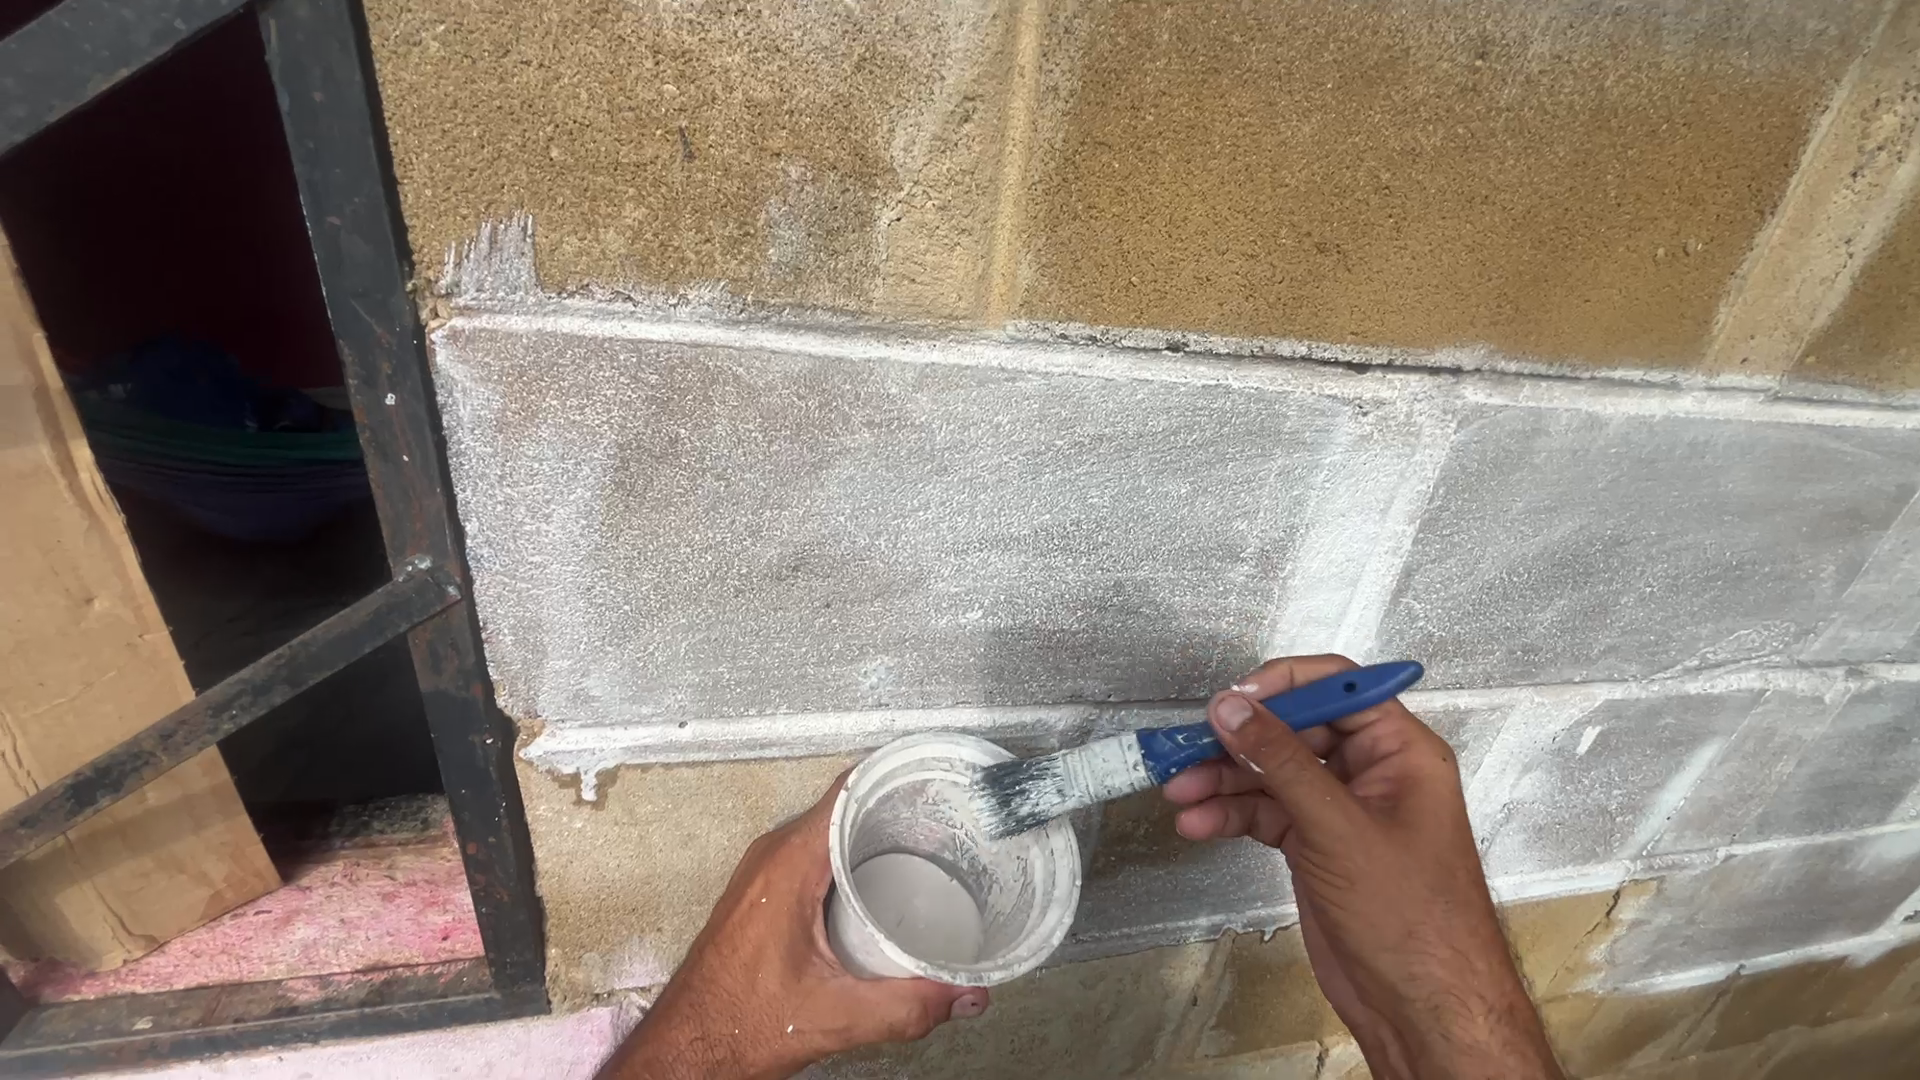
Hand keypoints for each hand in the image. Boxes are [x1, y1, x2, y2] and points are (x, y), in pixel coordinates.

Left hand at [599, 773, 987, 1079]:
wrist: (685, 1049)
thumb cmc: (737, 1023)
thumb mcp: (835, 1015)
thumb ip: (906, 1005)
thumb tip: (963, 996)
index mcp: (790, 861)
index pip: (846, 790)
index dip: (890, 776)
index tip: (928, 777)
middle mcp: (775, 852)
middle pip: (841, 804)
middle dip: (891, 805)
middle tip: (938, 817)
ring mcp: (766, 867)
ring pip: (826, 827)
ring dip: (868, 829)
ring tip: (917, 841)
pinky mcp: (764, 886)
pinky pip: (812, 847)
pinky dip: (846, 850)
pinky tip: (873, 877)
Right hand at [1164, 655, 1562, 1079]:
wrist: (1420, 1013)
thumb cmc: (1410, 919)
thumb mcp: (1336, 827)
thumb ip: (1280, 761)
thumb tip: (1232, 707)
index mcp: (1398, 752)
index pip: (1339, 687)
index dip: (1285, 684)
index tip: (1235, 698)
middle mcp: (1367, 770)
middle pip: (1291, 729)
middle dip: (1238, 741)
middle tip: (1189, 746)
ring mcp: (1336, 806)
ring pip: (1269, 771)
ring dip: (1221, 780)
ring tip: (1179, 791)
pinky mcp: (1311, 839)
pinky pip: (1262, 809)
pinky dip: (1229, 814)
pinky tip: (1199, 823)